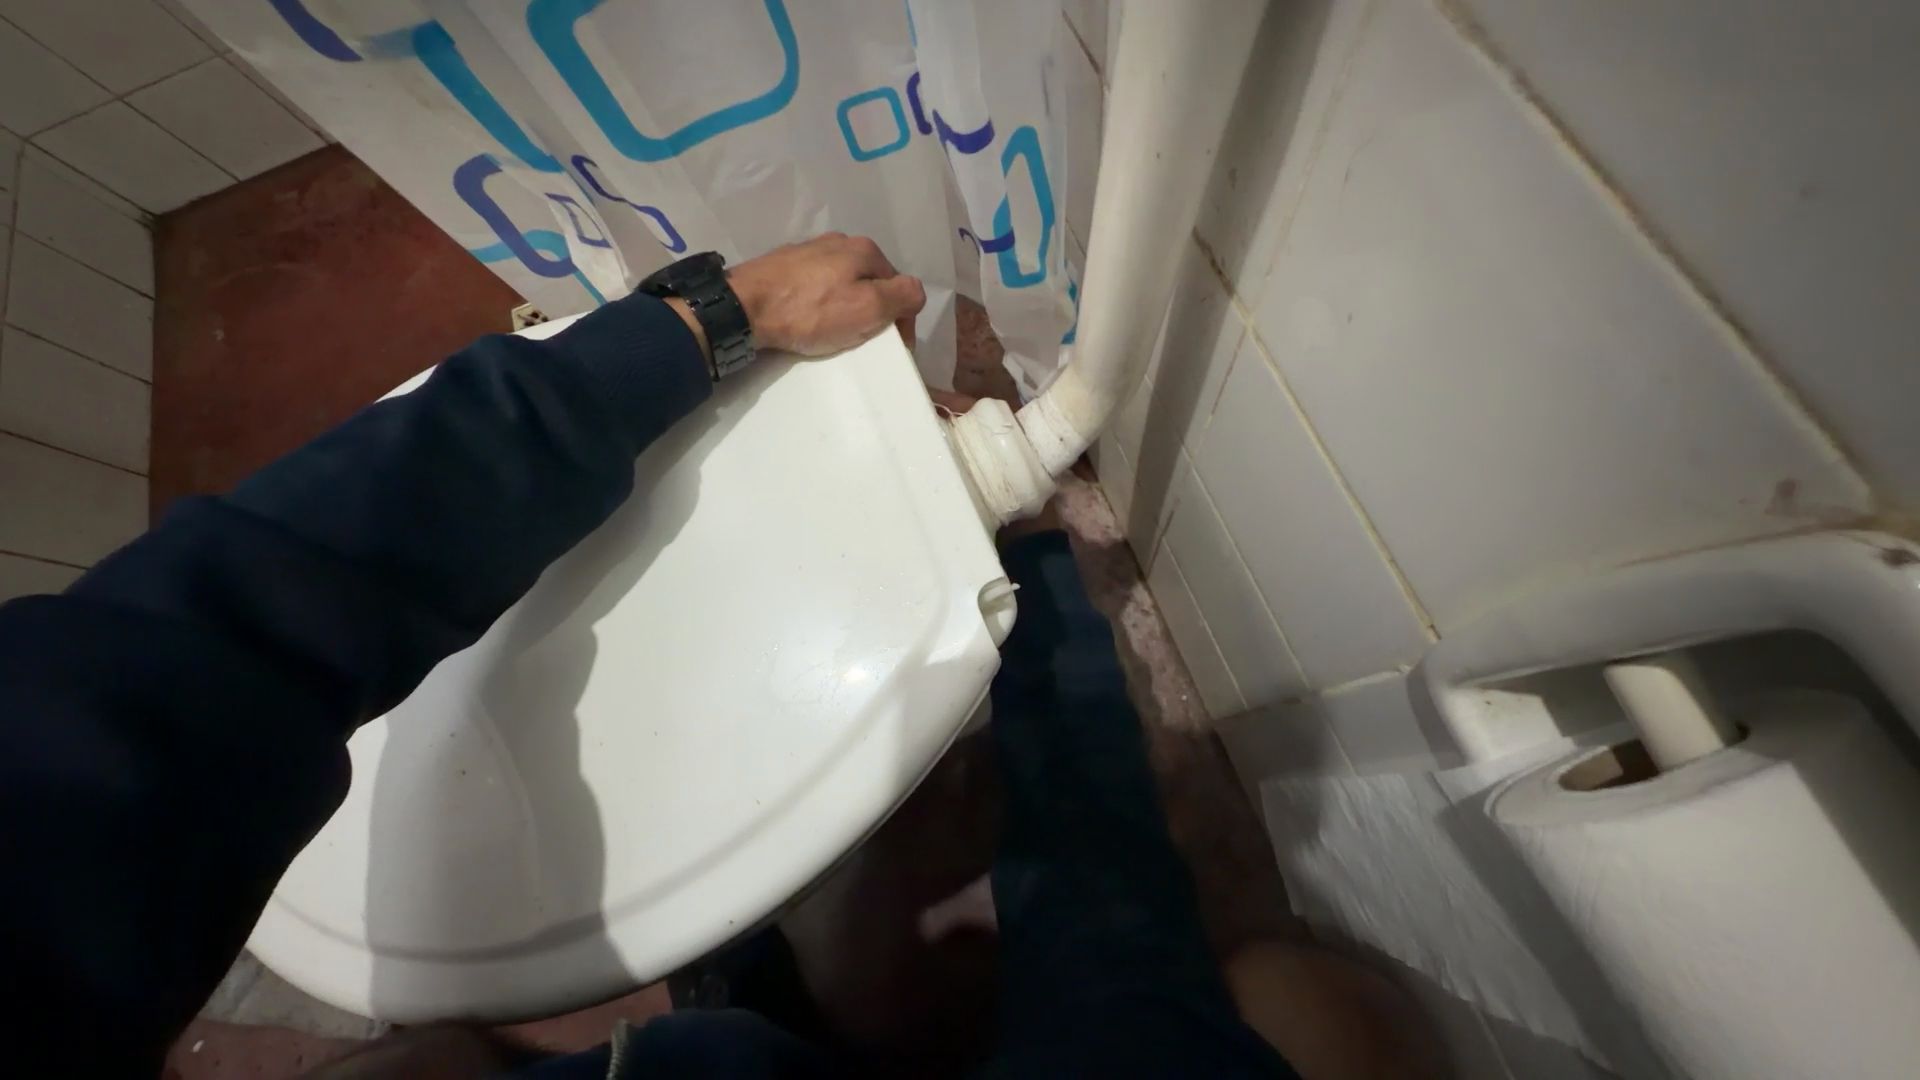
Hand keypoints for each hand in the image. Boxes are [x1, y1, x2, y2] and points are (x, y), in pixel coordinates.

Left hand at [727, 233, 927, 355]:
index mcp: (865, 249)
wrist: (745, 307)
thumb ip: (903, 297)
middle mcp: (839, 242)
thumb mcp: (869, 308)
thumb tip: (915, 293)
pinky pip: (817, 288)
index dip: (901, 320)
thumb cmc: (812, 311)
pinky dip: (822, 306)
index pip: (900, 286)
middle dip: (874, 312)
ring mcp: (808, 251)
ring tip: (835, 334)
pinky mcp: (784, 265)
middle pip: (871, 283)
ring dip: (847, 309)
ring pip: (844, 284)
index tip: (891, 346)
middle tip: (862, 342)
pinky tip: (810, 321)